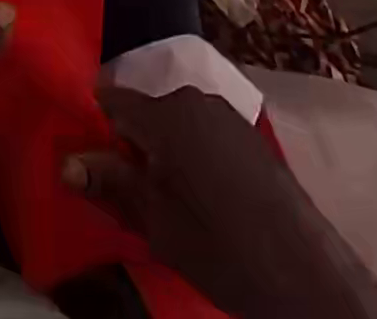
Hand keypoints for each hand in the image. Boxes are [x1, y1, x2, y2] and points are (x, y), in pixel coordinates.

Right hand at [64, 85, 376, 318]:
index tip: (86, 156)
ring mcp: (225, 114)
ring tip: (162, 197)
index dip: (94, 125)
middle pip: (143, 110)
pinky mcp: (247, 133)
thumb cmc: (221, 247)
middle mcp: (194, 99)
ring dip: (160, 149)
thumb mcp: (155, 220)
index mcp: (166, 113)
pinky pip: (200, 130)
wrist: (310, 277)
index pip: (111, 100)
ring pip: (172, 121)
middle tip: (125, 190)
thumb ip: (108, 182)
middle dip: (128, 142)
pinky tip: (198, 195)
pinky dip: (189, 153)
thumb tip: (65, 160)